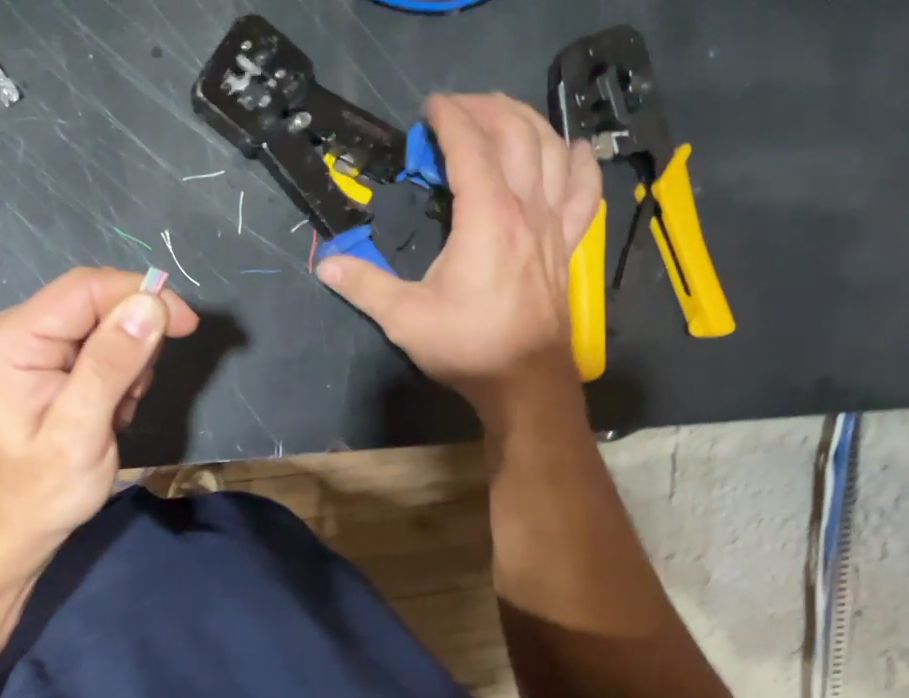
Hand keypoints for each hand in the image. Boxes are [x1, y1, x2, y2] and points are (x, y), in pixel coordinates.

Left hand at [0, 267, 199, 564]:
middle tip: (135, 393)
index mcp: (13, 341)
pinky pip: (103, 344)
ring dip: (129, 362)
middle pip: (95, 300)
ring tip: (116, 411)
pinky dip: (122, 373)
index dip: (140, 296)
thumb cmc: (49, 488)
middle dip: (133, 339)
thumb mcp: (81, 432)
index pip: (85, 288)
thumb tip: (150, 306)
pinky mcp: (51, 360)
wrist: (28, 522)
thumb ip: (111, 366)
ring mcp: (34, 345)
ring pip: (106, 322)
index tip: (187, 324)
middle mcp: (18, 330)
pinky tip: (110, 410)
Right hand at [316, 94, 601, 409]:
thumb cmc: (465, 346)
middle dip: (487, 109)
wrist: (523, 379)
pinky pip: (583, 187)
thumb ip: (364, 285)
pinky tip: (569, 149)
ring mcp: (554, 223)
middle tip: (458, 107)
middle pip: (516, 135)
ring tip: (503, 113)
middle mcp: (527, 207)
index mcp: (487, 217)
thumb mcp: (403, 318)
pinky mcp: (568, 242)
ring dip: (528, 122)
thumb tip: (325, 264)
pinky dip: (577, 160)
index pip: (471, 148)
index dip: (451, 119)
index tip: (430, 106)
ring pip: (552, 150)